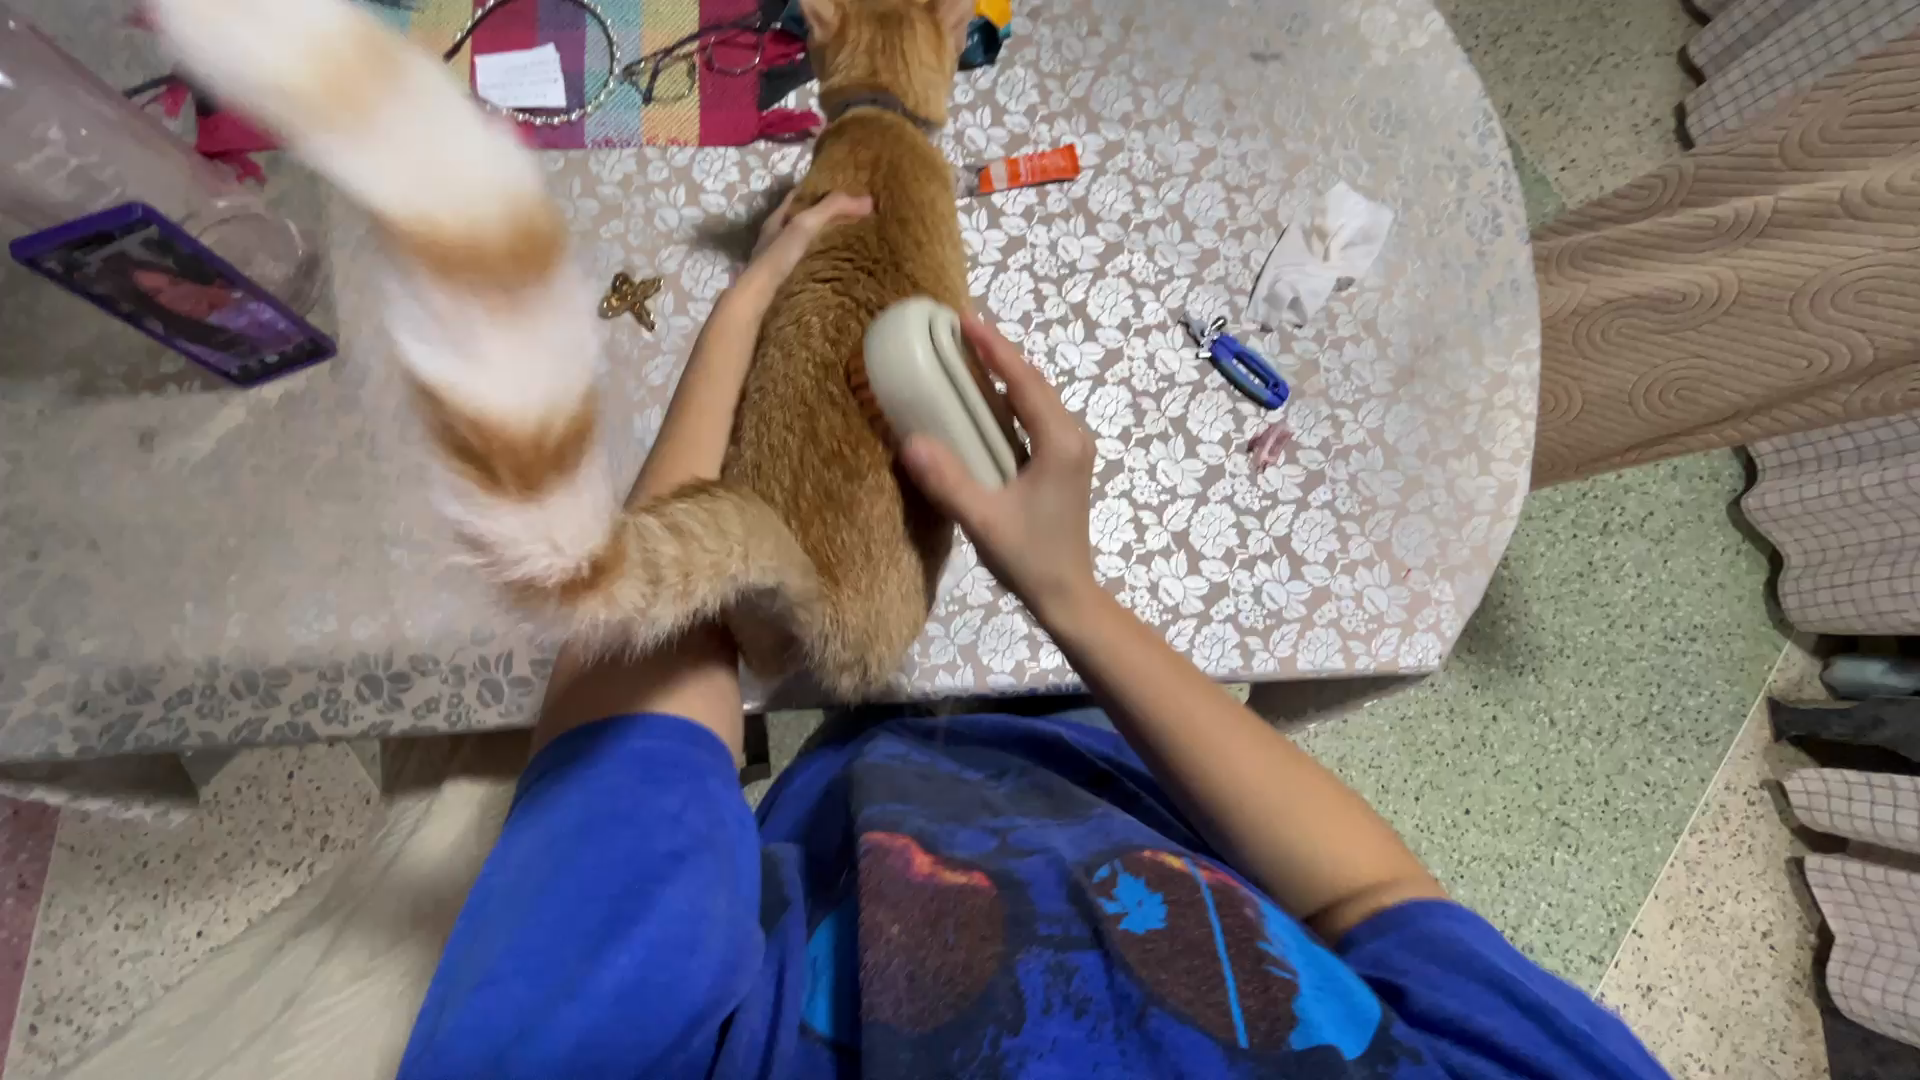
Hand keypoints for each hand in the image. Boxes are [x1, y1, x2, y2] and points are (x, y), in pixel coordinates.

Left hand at [738, 189, 872, 294]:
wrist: (759, 296)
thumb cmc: (779, 255)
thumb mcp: (806, 225)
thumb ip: (831, 209)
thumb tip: (868, 200)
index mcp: (778, 218)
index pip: (798, 196)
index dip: (818, 189)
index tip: (842, 189)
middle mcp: (776, 236)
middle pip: (801, 218)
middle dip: (822, 215)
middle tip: (850, 215)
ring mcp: (778, 260)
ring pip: (802, 242)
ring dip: (820, 239)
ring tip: (845, 241)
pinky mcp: (784, 279)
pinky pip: (805, 263)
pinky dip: (818, 260)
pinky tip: (830, 266)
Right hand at [900, 318, 1099, 622]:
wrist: (1067, 593)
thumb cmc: (1029, 557)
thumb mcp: (983, 520)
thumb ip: (947, 481)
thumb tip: (909, 442)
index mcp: (1059, 442)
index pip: (1024, 382)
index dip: (995, 349)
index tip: (966, 320)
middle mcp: (1072, 437)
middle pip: (1034, 383)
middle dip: (1000, 355)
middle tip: (961, 332)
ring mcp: (1073, 450)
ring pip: (1038, 399)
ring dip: (1007, 376)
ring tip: (971, 357)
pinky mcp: (1066, 463)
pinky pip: (1038, 418)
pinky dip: (1013, 401)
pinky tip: (988, 403)